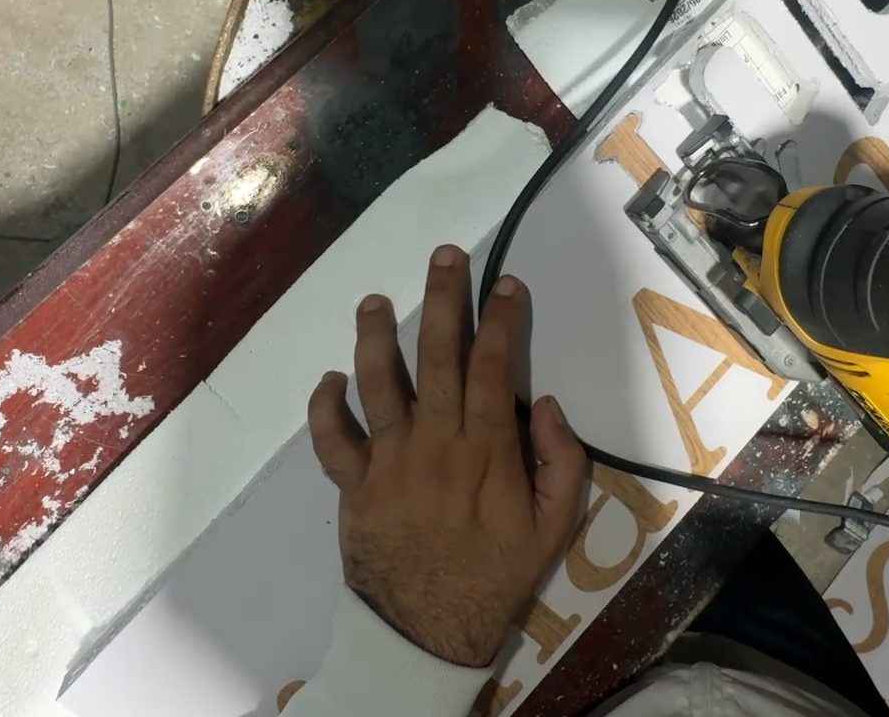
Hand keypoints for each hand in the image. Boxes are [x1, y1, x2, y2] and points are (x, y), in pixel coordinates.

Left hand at [307, 245, 590, 667]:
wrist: (428, 632)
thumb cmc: (494, 572)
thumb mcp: (553, 529)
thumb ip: (563, 464)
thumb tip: (549, 404)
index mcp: (486, 452)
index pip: (494, 369)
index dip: (501, 321)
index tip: (507, 284)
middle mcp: (435, 444)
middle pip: (438, 359)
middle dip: (444, 300)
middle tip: (445, 255)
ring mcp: (388, 462)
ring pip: (379, 385)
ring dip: (376, 337)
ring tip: (375, 300)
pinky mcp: (352, 483)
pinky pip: (331, 440)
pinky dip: (325, 407)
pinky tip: (331, 378)